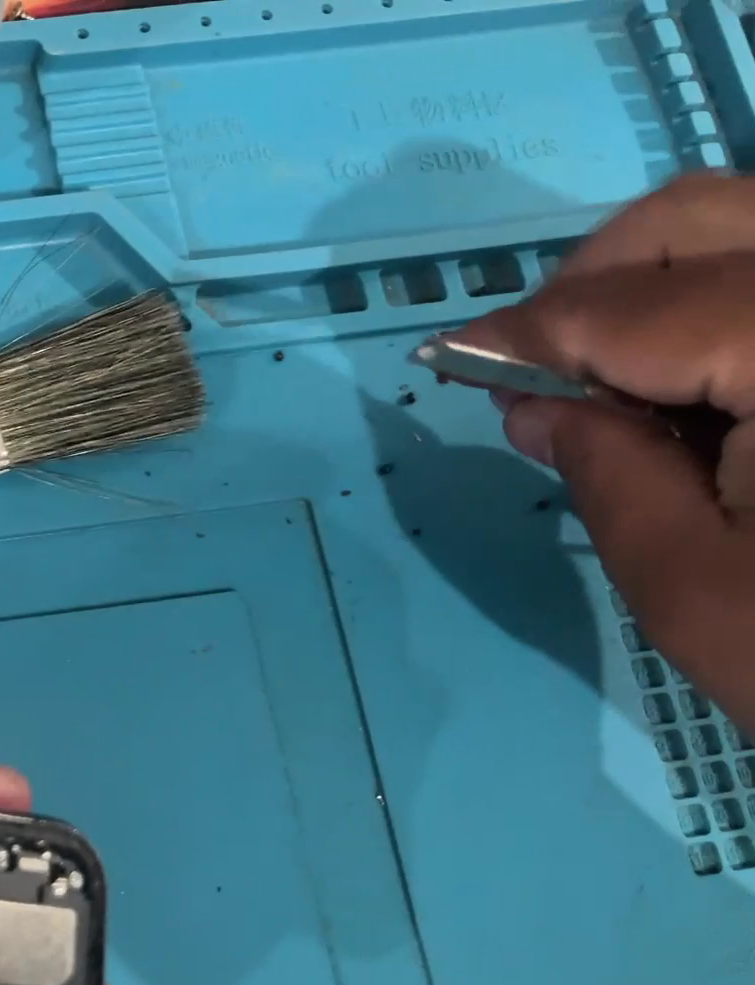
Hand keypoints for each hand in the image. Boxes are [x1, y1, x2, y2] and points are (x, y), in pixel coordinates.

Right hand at [451, 172, 754, 724]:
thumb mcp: (690, 581)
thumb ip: (602, 467)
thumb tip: (533, 402)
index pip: (626, 309)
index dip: (517, 335)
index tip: (446, 360)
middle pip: (701, 220)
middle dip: (584, 286)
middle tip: (533, 369)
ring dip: (652, 286)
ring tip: (612, 375)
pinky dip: (720, 306)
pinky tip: (697, 384)